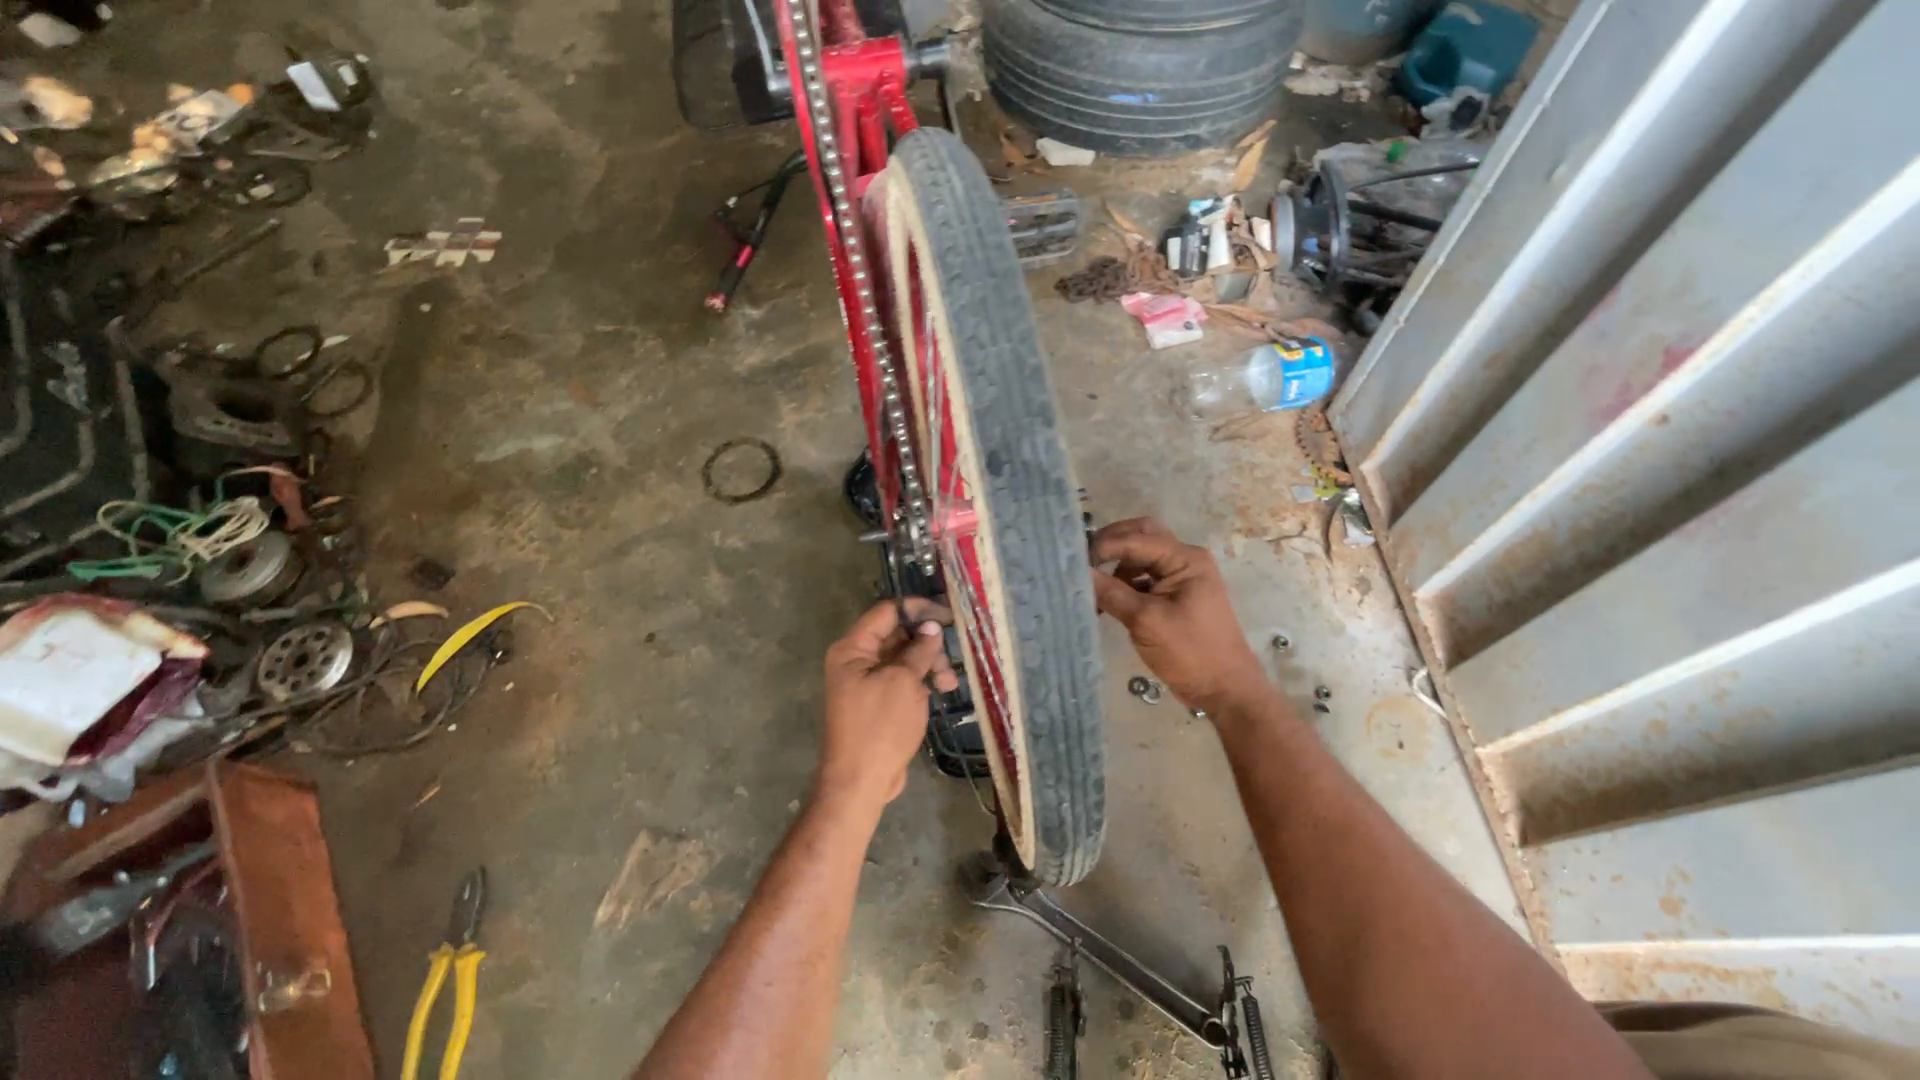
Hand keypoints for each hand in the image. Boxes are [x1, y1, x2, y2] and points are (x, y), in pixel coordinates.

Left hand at [817, 599, 959, 808]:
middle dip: (927, 644)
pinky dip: (921, 680)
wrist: (860, 780)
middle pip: (897, 635)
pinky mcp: (877, 701)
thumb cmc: (880, 727)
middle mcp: (855, 660)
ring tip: (949, 685)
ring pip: (903, 658)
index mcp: (852, 648)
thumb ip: (919, 650)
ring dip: (928, 664)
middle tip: (949, 662)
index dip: (918, 610)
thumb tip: (931, 627)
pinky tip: (942, 691)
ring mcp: (865, 681)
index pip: (887, 612)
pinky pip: (902, 678)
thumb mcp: (904, 683)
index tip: (948, 617)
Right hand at [1089, 517, 1273, 716]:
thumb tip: (1078, 572)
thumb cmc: (1190, 652)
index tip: (1073, 562)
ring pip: (1141, 558)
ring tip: (1090, 589)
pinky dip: (1123, 585)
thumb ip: (1111, 593)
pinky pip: (1144, 579)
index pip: (1137, 538)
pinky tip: (1105, 603)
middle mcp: (1185, 560)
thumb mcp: (1146, 621)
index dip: (1104, 545)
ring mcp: (1181, 578)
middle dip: (1110, 545)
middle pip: (1141, 537)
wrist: (1224, 689)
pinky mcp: (1175, 596)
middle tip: (1081, 561)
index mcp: (1185, 559)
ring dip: (1115, 567)